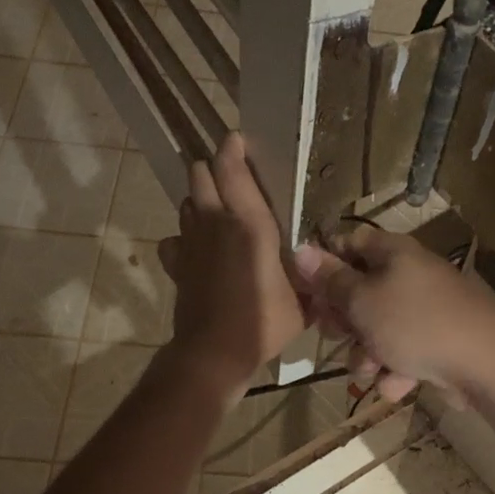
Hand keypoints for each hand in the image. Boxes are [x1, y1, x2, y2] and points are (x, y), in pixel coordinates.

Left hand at [157, 134, 305, 393]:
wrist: (215, 353)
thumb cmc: (263, 325)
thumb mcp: (301, 304)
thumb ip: (308, 280)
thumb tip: (320, 273)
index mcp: (251, 224)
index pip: (232, 169)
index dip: (232, 149)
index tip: (238, 141)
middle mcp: (216, 223)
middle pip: (199, 174)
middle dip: (211, 170)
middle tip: (230, 178)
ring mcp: (190, 242)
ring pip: (186, 203)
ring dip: (198, 201)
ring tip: (217, 213)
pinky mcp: (177, 265)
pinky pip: (174, 239)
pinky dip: (183, 239)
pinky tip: (196, 250)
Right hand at [293, 224, 494, 403]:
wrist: (483, 363)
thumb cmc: (414, 324)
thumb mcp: (362, 301)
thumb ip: (331, 280)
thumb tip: (300, 249)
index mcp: (393, 253)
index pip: (348, 244)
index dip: (325, 266)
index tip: (310, 294)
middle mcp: (411, 275)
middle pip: (362, 293)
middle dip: (346, 322)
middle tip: (336, 337)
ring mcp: (428, 310)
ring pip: (381, 330)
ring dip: (368, 355)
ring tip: (370, 372)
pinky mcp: (441, 343)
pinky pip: (406, 353)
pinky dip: (398, 370)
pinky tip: (400, 384)